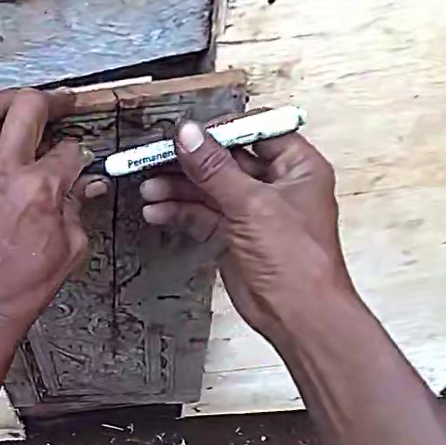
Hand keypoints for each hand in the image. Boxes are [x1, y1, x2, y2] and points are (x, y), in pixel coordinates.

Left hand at [0, 88, 102, 344]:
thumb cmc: (21, 286)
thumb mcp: (70, 247)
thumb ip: (78, 206)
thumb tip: (86, 185)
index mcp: (40, 189)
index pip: (69, 150)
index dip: (82, 154)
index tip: (83, 160)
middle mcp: (4, 172)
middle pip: (27, 106)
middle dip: (53, 99)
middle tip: (64, 102)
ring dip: (8, 100)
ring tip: (25, 105)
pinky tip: (3, 139)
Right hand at [140, 120, 357, 347]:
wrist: (296, 314)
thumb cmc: (296, 260)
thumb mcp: (252, 204)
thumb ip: (214, 168)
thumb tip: (188, 135)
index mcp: (296, 167)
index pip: (255, 131)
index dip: (220, 130)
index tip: (187, 134)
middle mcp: (274, 185)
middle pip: (224, 160)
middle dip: (189, 162)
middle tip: (155, 159)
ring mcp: (251, 211)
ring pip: (207, 189)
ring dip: (177, 188)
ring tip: (149, 189)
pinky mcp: (231, 235)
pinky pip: (200, 215)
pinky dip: (179, 212)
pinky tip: (157, 211)